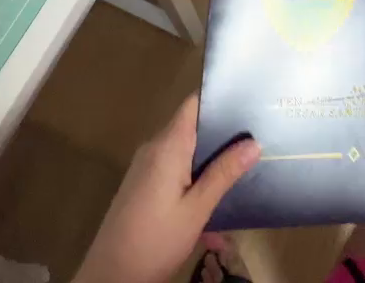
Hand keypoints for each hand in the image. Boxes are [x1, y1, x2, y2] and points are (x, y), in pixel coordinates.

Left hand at [71, 94, 260, 282]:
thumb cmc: (154, 241)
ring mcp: (146, 168)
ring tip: (242, 171)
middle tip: (256, 140)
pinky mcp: (142, 187)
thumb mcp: (196, 210)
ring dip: (210, 164)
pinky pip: (174, 171)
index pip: (194, 105)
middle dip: (222, 135)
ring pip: (185, 153)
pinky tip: (214, 205)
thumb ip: (223, 174)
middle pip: (192, 127)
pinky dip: (194, 180)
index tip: (248, 102)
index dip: (219, 99)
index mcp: (167, 146)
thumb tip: (254, 143)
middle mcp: (154, 149)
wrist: (108, 280)